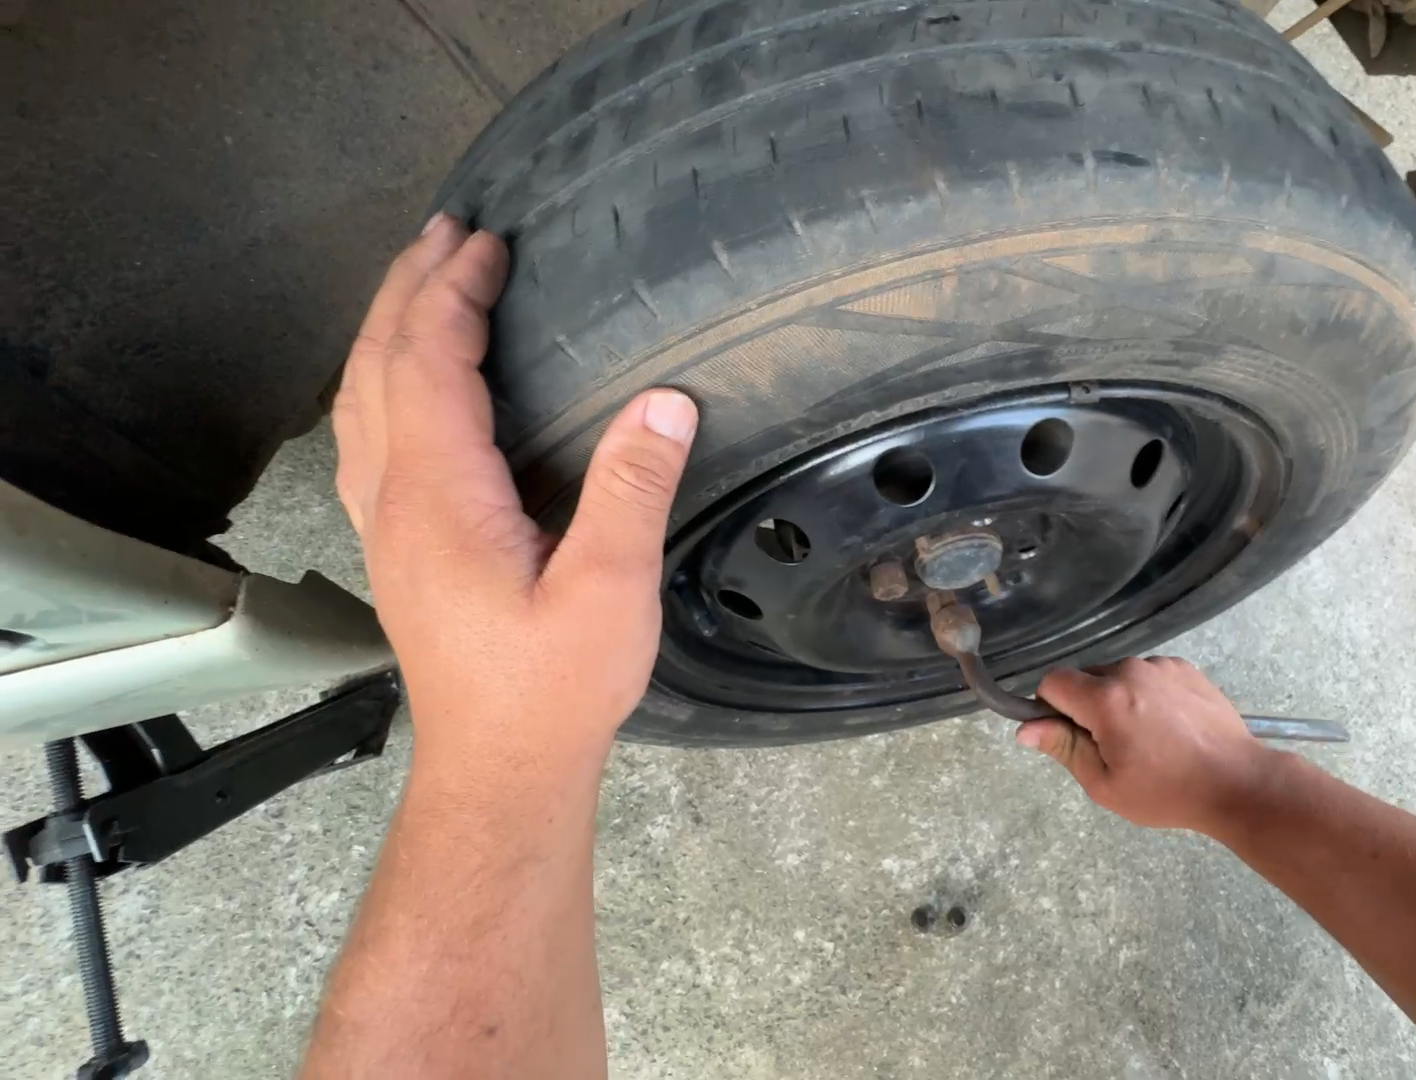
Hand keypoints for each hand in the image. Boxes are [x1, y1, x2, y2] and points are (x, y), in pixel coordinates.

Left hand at [332, 213, 698, 779]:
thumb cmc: (555, 680)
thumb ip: (631, 489)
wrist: (501, 762)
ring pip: (365, 402)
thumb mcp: (611, 585)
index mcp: (441, 494)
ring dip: (391, 332)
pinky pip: (375, 439)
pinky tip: (413, 389)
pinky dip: (388, 385)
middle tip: (447, 235)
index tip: (488, 244)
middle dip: (410, 291)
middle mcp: (396, 498)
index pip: (429, 364)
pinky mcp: (406, 549)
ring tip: (424, 287)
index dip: (453, 296)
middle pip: (379, 368)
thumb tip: (667, 403)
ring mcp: (390, 525)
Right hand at [1021, 657, 1277, 832]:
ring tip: (1147, 736)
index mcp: (1105, 699)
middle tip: (1113, 744)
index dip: (1051, 706)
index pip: (1053, 681)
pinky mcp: (1184, 667)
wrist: (1237, 782)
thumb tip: (1024, 728)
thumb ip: (1063, 748)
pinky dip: (1147, 692)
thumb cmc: (1166, 792)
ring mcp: (1160, 665)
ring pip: (1118, 675)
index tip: (1070, 734)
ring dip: (1118, 697)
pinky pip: (1148, 673)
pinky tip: (1169, 724)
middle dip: (1087, 705)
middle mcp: (1129, 670)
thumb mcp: (1105, 784)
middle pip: (1086, 676)